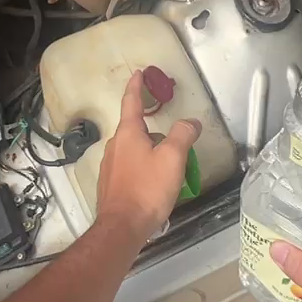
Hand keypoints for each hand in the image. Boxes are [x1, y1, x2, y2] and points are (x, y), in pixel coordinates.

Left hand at [94, 69, 201, 245]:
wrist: (121, 228)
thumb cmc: (147, 189)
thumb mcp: (172, 158)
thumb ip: (182, 135)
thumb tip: (190, 122)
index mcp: (128, 133)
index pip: (131, 101)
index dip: (136, 86)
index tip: (138, 73)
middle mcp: (115, 145)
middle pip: (135, 129)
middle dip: (154, 130)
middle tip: (172, 138)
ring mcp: (110, 165)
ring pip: (134, 150)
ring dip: (150, 153)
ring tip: (169, 168)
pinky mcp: (110, 184)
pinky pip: (130, 168)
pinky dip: (143, 169)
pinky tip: (155, 186)